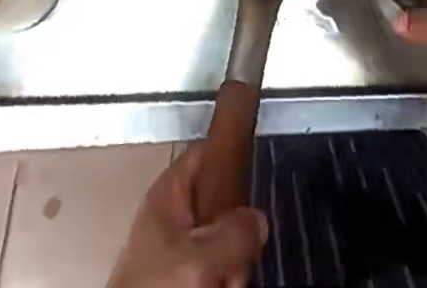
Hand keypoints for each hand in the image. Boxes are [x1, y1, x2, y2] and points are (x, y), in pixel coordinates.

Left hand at [107, 144, 266, 287]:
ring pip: (225, 238)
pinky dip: (225, 277)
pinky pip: (218, 265)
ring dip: (234, 260)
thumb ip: (235, 231)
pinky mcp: (183, 274)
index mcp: (168, 193)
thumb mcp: (199, 258)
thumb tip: (258, 220)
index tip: (256, 172)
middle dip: (238, 227)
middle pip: (223, 200)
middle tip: (239, 253)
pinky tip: (224, 286)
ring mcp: (178, 246)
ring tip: (228, 281)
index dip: (232, 154)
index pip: (206, 152)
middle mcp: (174, 213)